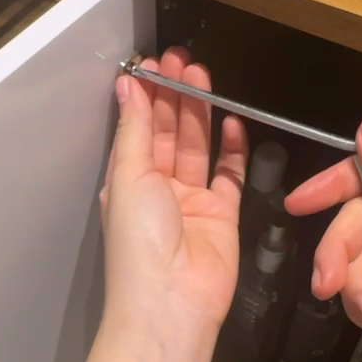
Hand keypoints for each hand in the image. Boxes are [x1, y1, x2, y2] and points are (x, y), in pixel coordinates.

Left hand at [101, 48, 247, 345]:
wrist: (171, 300)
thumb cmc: (139, 243)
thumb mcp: (127, 177)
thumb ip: (135, 130)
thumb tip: (128, 87)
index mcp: (127, 183)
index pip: (138, 130)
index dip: (146, 97)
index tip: (153, 64)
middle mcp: (158, 191)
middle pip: (169, 134)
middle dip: (175, 96)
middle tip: (183, 60)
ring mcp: (192, 202)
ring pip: (198, 147)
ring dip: (201, 112)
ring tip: (204, 76)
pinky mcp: (223, 214)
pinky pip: (230, 175)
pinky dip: (233, 149)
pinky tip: (232, 121)